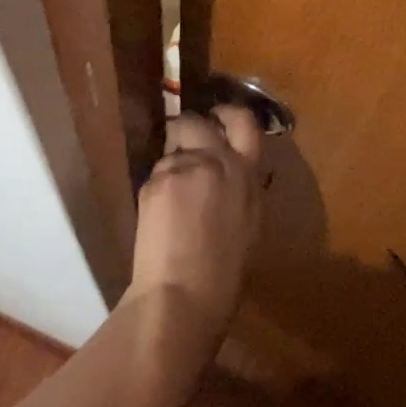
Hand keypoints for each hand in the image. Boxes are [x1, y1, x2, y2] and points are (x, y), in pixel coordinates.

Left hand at [127, 106, 264, 335]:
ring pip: (173, 147)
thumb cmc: (225, 274)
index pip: (245, 122)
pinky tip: (159, 212)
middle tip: (183, 143)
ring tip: (171, 190)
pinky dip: (158, 184)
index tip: (218, 115)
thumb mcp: (249, 222)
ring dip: (172, 158)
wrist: (183, 293)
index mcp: (248, 174)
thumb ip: (240, 188)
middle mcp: (218, 161)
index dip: (229, 113)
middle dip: (189, 127)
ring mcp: (184, 168)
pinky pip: (157, 171)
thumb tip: (230, 174)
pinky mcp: (156, 181)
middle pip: (200, 122)